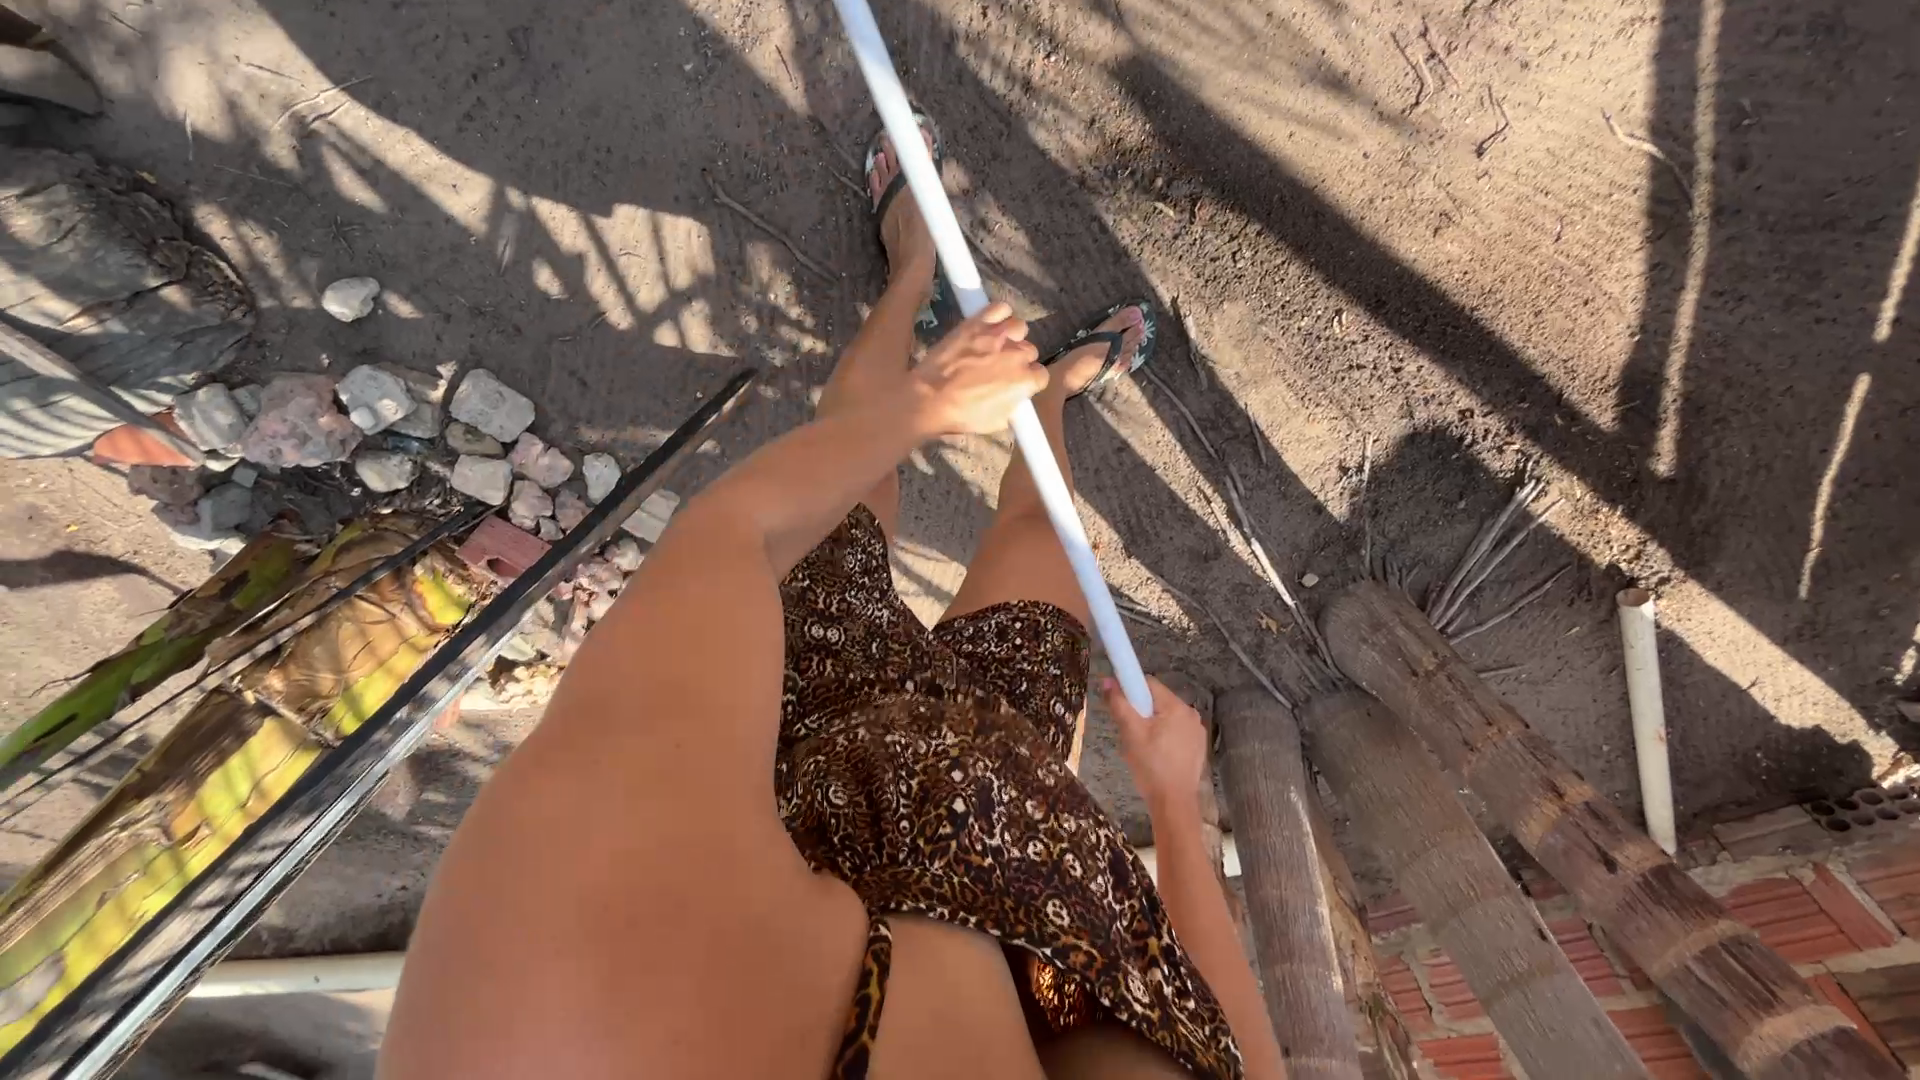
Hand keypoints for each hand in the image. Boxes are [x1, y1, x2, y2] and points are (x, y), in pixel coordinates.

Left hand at [906, 302, 1046, 435]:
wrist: (929, 399)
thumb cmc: (960, 416)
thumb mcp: (995, 422)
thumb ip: (1012, 406)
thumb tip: (1015, 399)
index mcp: (1024, 382)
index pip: (1040, 374)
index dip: (1028, 379)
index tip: (1017, 382)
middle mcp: (1016, 356)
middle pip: (1029, 351)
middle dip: (1018, 359)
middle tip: (1000, 366)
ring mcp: (998, 336)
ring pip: (1019, 327)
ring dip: (1011, 336)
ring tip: (997, 344)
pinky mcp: (978, 323)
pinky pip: (1000, 308)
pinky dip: (1000, 314)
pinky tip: (992, 324)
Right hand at [1101, 675, 1208, 818]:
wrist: (1173, 802)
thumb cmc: (1150, 765)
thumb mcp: (1130, 732)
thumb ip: (1118, 704)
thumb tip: (1107, 680)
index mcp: (1176, 707)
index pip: (1148, 683)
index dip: (1130, 690)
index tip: (1120, 705)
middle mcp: (1191, 714)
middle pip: (1157, 701)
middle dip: (1140, 712)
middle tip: (1129, 732)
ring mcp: (1196, 732)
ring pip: (1165, 717)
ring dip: (1150, 725)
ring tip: (1140, 747)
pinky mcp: (1197, 747)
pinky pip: (1174, 732)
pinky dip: (1162, 738)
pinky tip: (1155, 756)